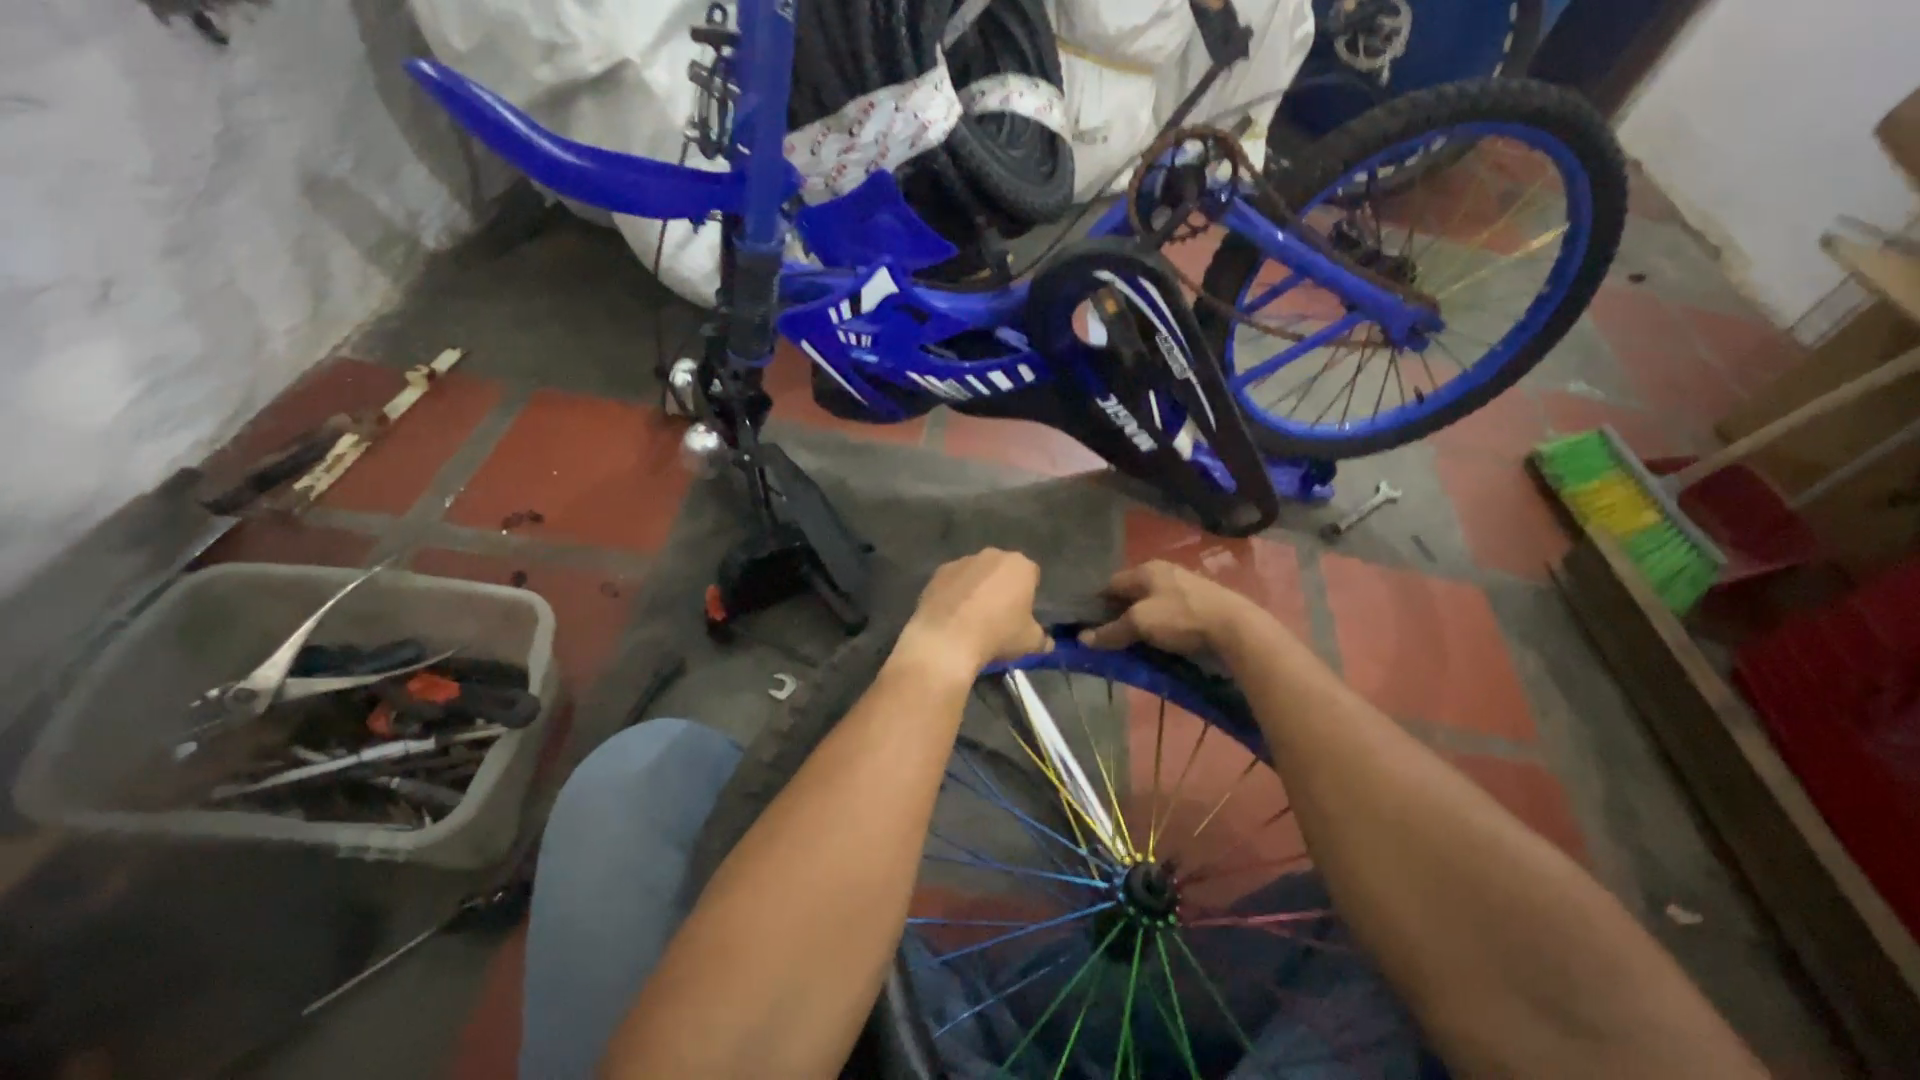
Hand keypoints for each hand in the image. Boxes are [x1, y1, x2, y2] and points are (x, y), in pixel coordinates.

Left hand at [895, 549, 1049, 678]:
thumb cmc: (997, 635)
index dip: (1028, 594)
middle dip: (1001, 587)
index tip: (1021, 614)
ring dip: (976, 589)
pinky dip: (953, 594)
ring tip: (971, 618)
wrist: (947, 640)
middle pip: (1002, 570)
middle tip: (998, 614)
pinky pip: (952, 583)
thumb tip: (1047, 643)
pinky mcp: (937, 573)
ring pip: (975, 574)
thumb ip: (1041, 639)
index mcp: (1020, 566)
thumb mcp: (1029, 642)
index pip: (1031, 575)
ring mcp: (961, 561)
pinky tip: (951, 616)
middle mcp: (992, 555)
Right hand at [1078, 561, 1263, 655]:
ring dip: (1144, 620)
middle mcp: (1165, 572)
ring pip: (1154, 603)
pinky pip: (1172, 612)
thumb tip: (1082, 638)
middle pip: (1133, 592)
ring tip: (1137, 642)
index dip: (1098, 603)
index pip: (1112, 583)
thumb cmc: (1181, 618)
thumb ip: (1111, 631)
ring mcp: (1187, 586)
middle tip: (1113, 637)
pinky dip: (1163, 625)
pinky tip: (1163, 640)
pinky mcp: (1203, 603)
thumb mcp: (1140, 624)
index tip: (1090, 624)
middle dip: (1121, 612)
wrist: (1235, 628)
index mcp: (1147, 569)